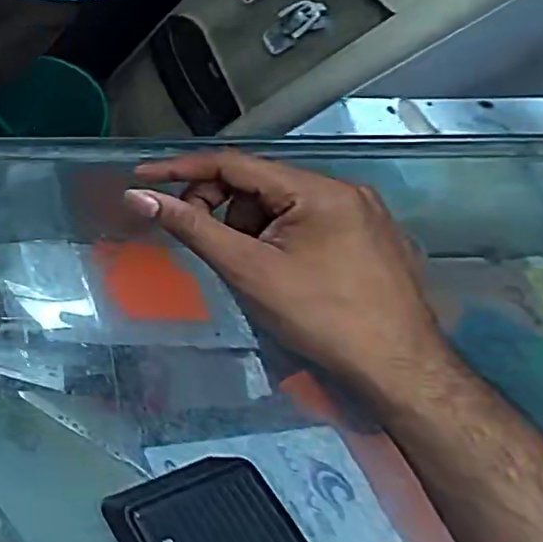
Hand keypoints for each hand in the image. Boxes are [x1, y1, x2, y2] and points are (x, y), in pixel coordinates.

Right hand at [124, 150, 454, 403]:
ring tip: (244, 263)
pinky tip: (272, 267)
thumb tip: (137, 196)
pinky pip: (302, 221)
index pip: (233, 164)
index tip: (141, 177)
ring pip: (276, 204)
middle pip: (255, 183)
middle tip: (197, 235)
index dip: (180, 169)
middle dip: (217, 206)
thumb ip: (188, 225)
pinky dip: (272, 236)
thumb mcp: (245, 268)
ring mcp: (362, 215)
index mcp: (319, 191)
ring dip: (245, 225)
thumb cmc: (321, 317)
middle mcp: (345, 192)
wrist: (405, 377)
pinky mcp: (369, 239)